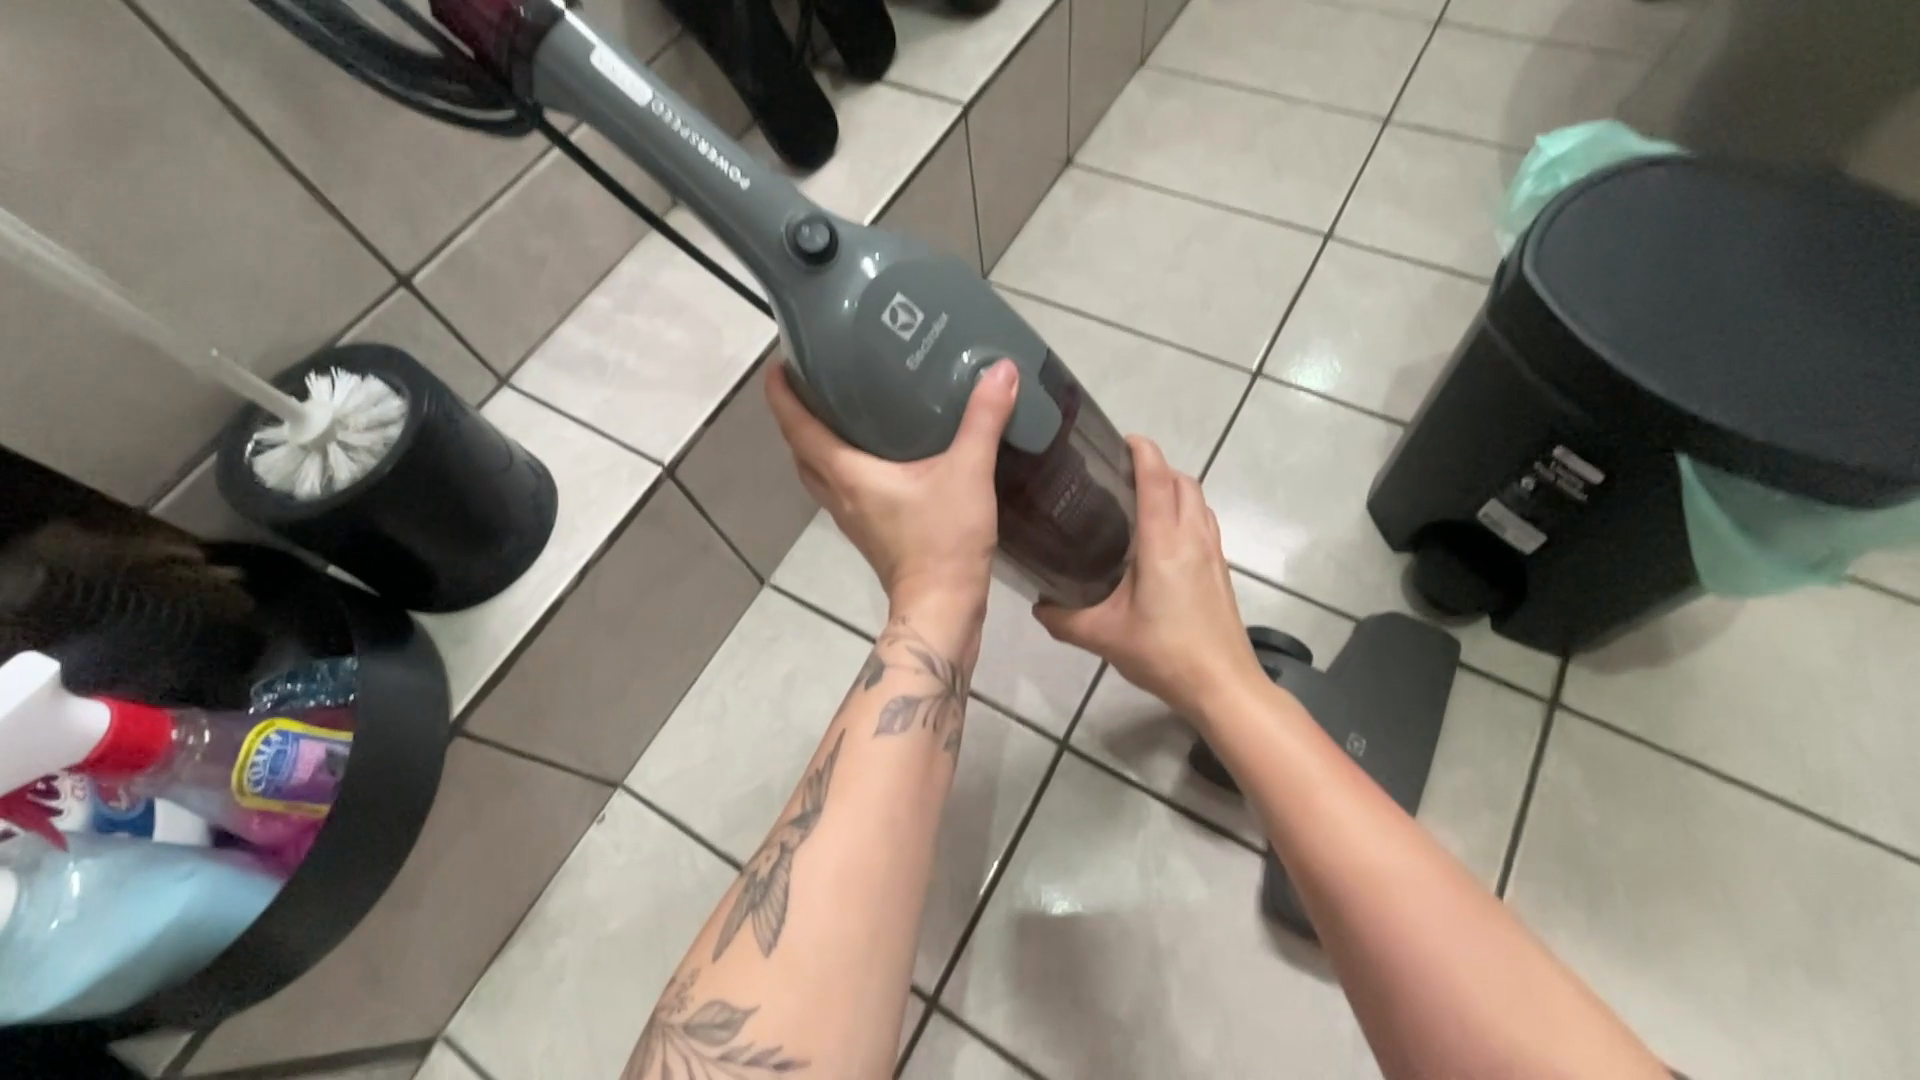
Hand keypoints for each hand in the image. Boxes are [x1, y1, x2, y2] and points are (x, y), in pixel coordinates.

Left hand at [765, 359, 1017, 613]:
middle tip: (815, 379)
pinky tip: (876, 454)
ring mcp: (850, 517)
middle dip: (797, 414)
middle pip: (800, 449)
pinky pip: (841, 489)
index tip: (779, 360)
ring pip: (818, 472)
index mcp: (846, 473)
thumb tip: (1002, 368)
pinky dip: (843, 465)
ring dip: (818, 443)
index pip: (796, 425)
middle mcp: (837, 493)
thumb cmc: (944, 540)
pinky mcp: (868, 532)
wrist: (943, 607)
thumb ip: (983, 419)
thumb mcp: (968, 472)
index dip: (780, 392)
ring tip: (842, 410)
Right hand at [1033, 437, 1266, 721]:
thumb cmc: (1164, 654)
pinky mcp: (1220, 569)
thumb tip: (1037, 606)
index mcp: (1163, 542)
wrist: (1222, 686)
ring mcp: (1212, 552)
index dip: (1142, 451)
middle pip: (1183, 480)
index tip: (1121, 440)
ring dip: (1174, 487)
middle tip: (1120, 474)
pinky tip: (1161, 537)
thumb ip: (1064, 619)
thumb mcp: (1103, 637)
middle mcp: (1192, 537)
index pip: (1157, 478)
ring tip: (1139, 499)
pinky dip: (1185, 511)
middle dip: (1157, 466)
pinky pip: (1204, 522)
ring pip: (1198, 500)